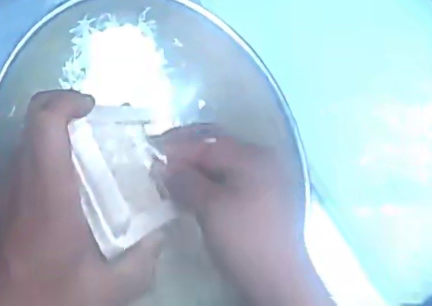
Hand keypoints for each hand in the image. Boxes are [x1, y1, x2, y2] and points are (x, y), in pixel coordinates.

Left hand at [0, 91, 160, 305]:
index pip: (45, 116)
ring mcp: (0, 185)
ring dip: (51, 139)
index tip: (91, 107)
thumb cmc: (43, 296)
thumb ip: (137, 264)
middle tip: (93, 129)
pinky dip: (39, 163)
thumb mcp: (101, 291)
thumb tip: (159, 239)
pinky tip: (59, 194)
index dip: (67, 99)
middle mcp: (19, 174)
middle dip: (63, 113)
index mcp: (45, 183)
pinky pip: (17, 165)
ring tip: (82, 162)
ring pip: (25, 142)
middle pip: (34, 120)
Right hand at [159, 126, 330, 305]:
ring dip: (195, 172)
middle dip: (185, 156)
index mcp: (251, 155)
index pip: (205, 143)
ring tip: (171, 181)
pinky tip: (193, 196)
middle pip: (214, 150)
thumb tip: (163, 166)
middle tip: (159, 164)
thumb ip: (183, 179)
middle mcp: (261, 162)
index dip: (176, 147)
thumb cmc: (244, 239)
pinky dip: (208, 186)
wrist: (282, 289)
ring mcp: (266, 185)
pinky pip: (229, 184)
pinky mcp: (264, 207)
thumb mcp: (208, 206)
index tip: (150, 153)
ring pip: (221, 169)